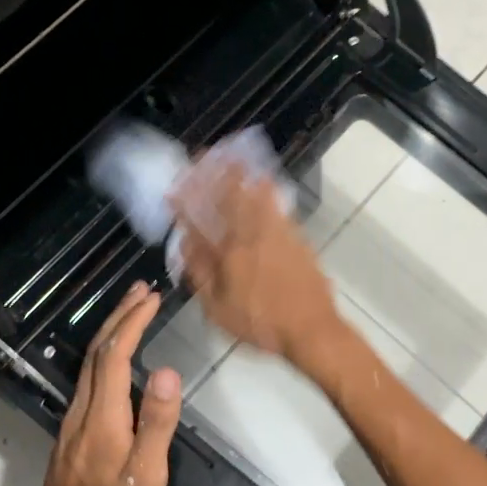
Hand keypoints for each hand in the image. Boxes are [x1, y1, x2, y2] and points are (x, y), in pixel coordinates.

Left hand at [29, 282, 181, 485]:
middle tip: (140, 290)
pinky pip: (87, 384)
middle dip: (119, 317)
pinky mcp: (70, 438)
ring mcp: (71, 426)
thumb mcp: (146, 477)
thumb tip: (166, 370)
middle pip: (96, 354)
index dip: (132, 322)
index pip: (115, 356)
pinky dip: (104, 359)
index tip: (151, 297)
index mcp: (103, 419)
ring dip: (110, 335)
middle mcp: (82, 414)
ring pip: (89, 368)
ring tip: (131, 315)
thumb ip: (156, 424)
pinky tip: (115, 364)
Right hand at [171, 153, 340, 363]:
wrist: (312, 329)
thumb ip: (201, 275)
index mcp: (228, 254)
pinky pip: (278, 207)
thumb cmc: (261, 325)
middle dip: (212, 176)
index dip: (185, 202)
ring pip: (255, 197)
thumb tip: (187, 246)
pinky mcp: (297, 238)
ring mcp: (277, 234)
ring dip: (240, 176)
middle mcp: (251, 236)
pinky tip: (264, 182)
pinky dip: (267, 191)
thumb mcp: (219, 310)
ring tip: (231, 158)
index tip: (174, 188)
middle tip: (202, 157)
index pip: (200, 221)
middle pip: (229, 199)